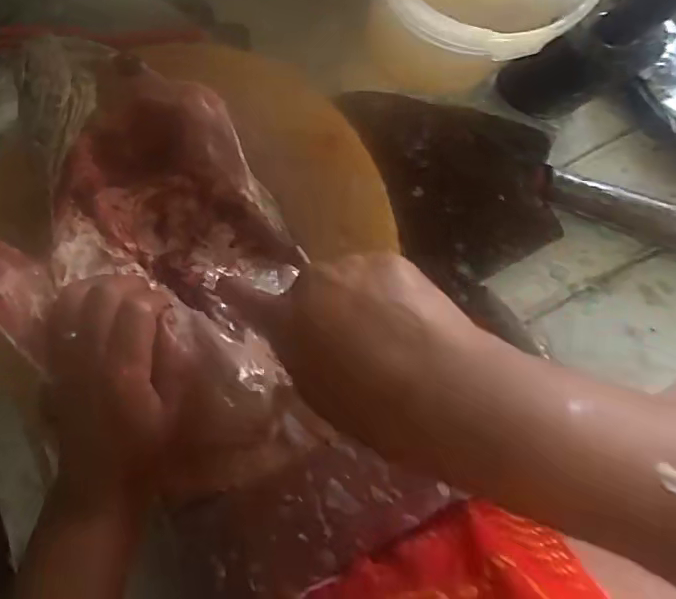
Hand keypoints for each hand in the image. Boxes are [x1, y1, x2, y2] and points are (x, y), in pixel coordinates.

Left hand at [44, 275, 192, 508]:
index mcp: (124, 371)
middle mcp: (89, 356)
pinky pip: (56, 314)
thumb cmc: (146, 454)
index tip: (167, 305)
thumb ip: (174, 361)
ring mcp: (66, 357)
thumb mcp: (175, 413)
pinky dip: (74, 297)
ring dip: (100, 284)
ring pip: (75, 296)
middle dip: (129, 284)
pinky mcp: (52, 361)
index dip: (154, 298)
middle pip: (103, 295)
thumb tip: (169, 320)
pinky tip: (91, 300)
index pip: (136, 309)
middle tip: (147, 293)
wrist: (97, 486)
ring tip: (120, 291)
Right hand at [230, 253, 494, 471]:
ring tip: (392, 333)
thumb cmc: (381, 414)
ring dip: (356, 298)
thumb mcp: (324, 399)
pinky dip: (388, 293)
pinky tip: (415, 321)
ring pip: (345, 280)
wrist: (454, 392)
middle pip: (306, 290)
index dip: (233, 292)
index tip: (221, 282)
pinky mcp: (389, 259)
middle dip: (319, 307)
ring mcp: (349, 265)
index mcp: (287, 321)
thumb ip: (302, 361)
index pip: (245, 299)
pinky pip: (377, 276)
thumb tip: (300, 343)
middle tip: (349, 339)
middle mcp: (310, 283)